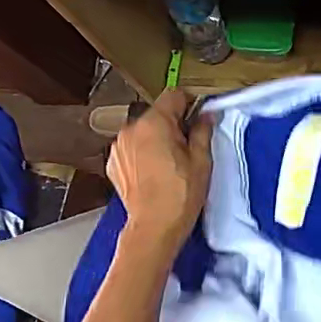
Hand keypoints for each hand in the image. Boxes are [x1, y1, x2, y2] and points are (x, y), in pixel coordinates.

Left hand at [107, 89, 214, 253]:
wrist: (155, 225)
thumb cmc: (181, 195)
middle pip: (157, 115)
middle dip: (174, 126)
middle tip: (190, 148)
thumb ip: (203, 132)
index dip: (190, 103)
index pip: (173, 96)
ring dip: (158, 140)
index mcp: (154, 124)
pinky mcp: (114, 162)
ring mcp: (119, 146)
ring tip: (173, 164)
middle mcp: (131, 129)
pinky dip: (145, 154)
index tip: (200, 115)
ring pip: (144, 132)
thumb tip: (206, 117)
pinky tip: (157, 173)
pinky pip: (133, 149)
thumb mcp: (202, 161)